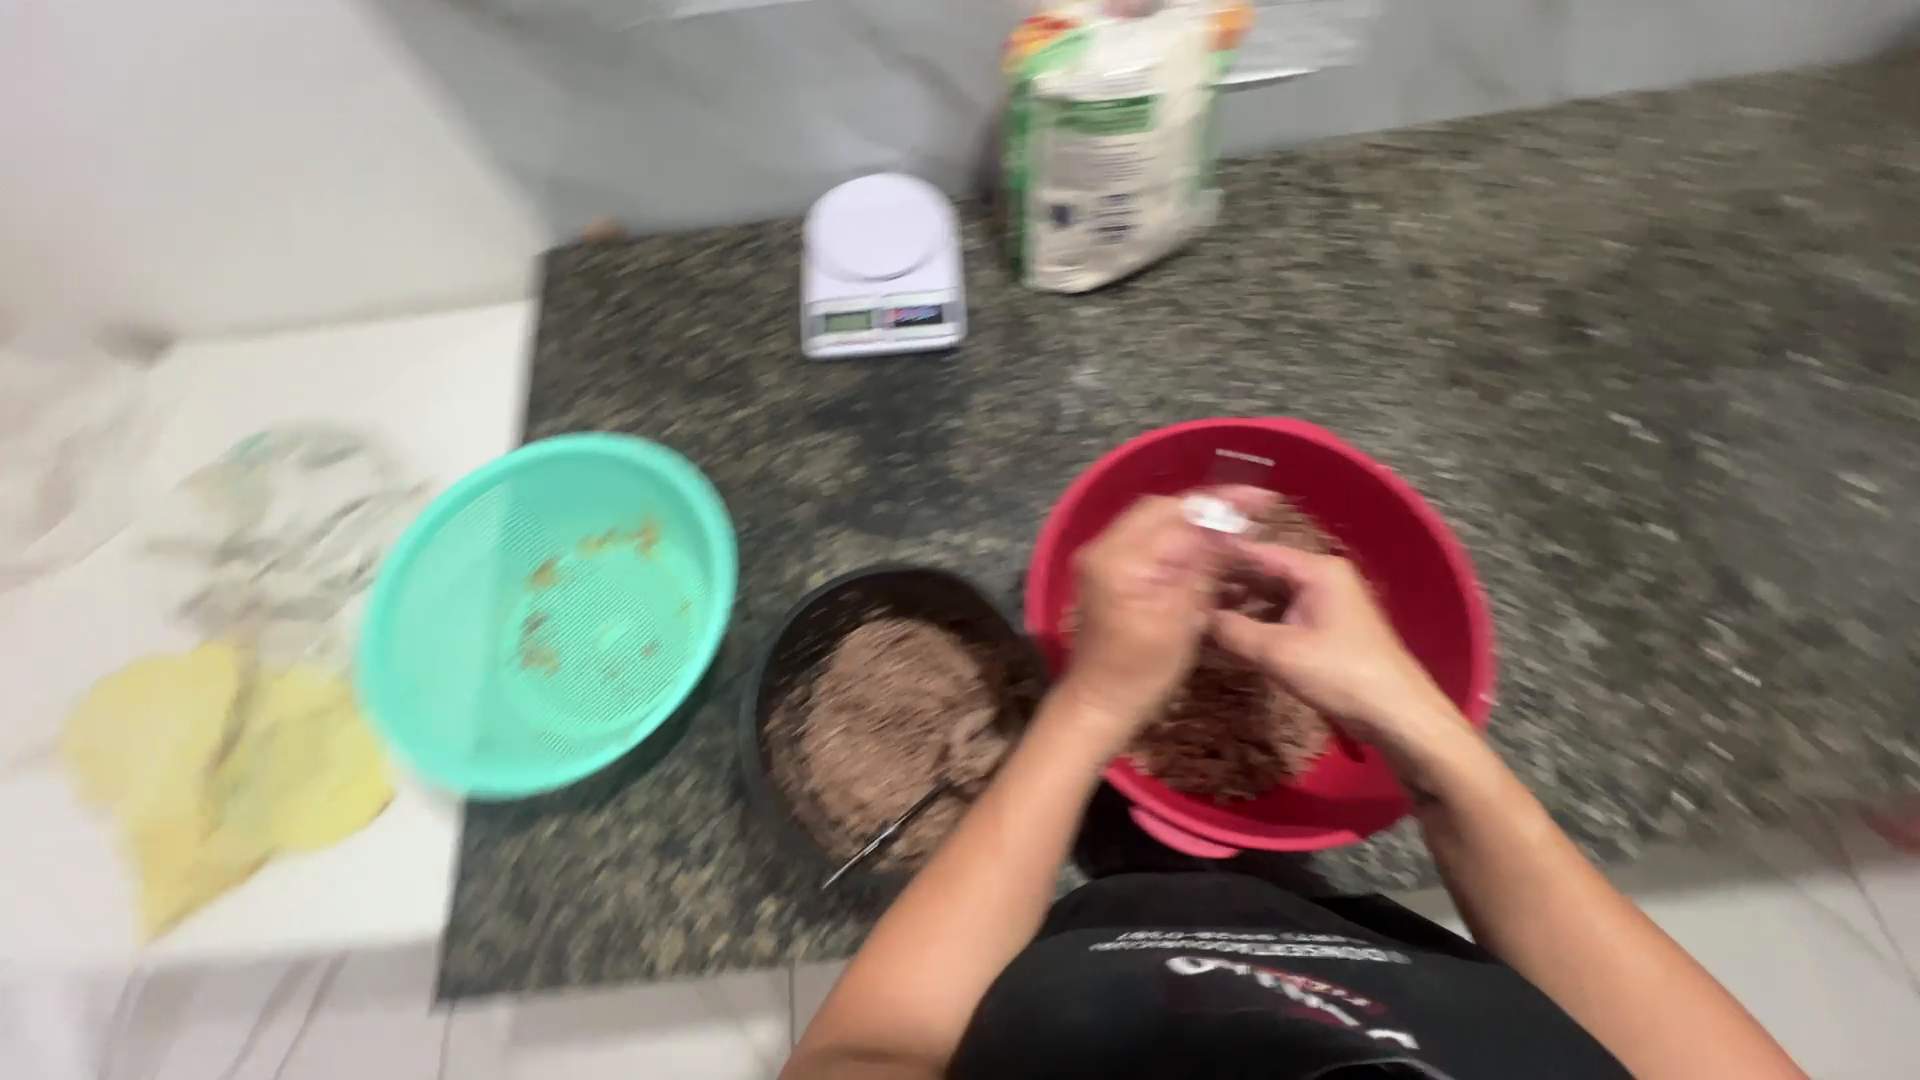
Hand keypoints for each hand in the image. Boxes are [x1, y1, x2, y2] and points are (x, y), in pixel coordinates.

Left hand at [1058, 495, 1229, 755]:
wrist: (1097, 703)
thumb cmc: (1142, 673)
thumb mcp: (1182, 620)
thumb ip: (1202, 565)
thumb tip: (1232, 525)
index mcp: (1120, 558)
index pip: (1177, 513)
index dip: (1222, 504)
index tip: (1263, 500)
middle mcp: (1102, 548)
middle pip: (1162, 510)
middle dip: (1208, 509)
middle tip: (1252, 515)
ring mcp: (1100, 559)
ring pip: (1153, 522)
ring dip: (1192, 523)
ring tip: (1235, 531)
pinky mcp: (1105, 572)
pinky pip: (1144, 541)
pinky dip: (1174, 541)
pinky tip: (1205, 551)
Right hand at [1210, 542, 1469, 766]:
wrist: (1399, 716)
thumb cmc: (1341, 674)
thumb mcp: (1277, 652)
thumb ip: (1232, 631)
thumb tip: (1192, 617)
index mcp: (1317, 570)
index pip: (1257, 551)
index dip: (1220, 557)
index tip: (1183, 563)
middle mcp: (1323, 577)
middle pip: (1263, 571)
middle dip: (1226, 582)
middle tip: (1185, 591)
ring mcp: (1326, 603)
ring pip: (1271, 594)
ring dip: (1240, 604)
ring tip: (1199, 612)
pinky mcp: (1326, 627)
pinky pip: (1282, 613)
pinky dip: (1257, 620)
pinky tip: (1231, 632)